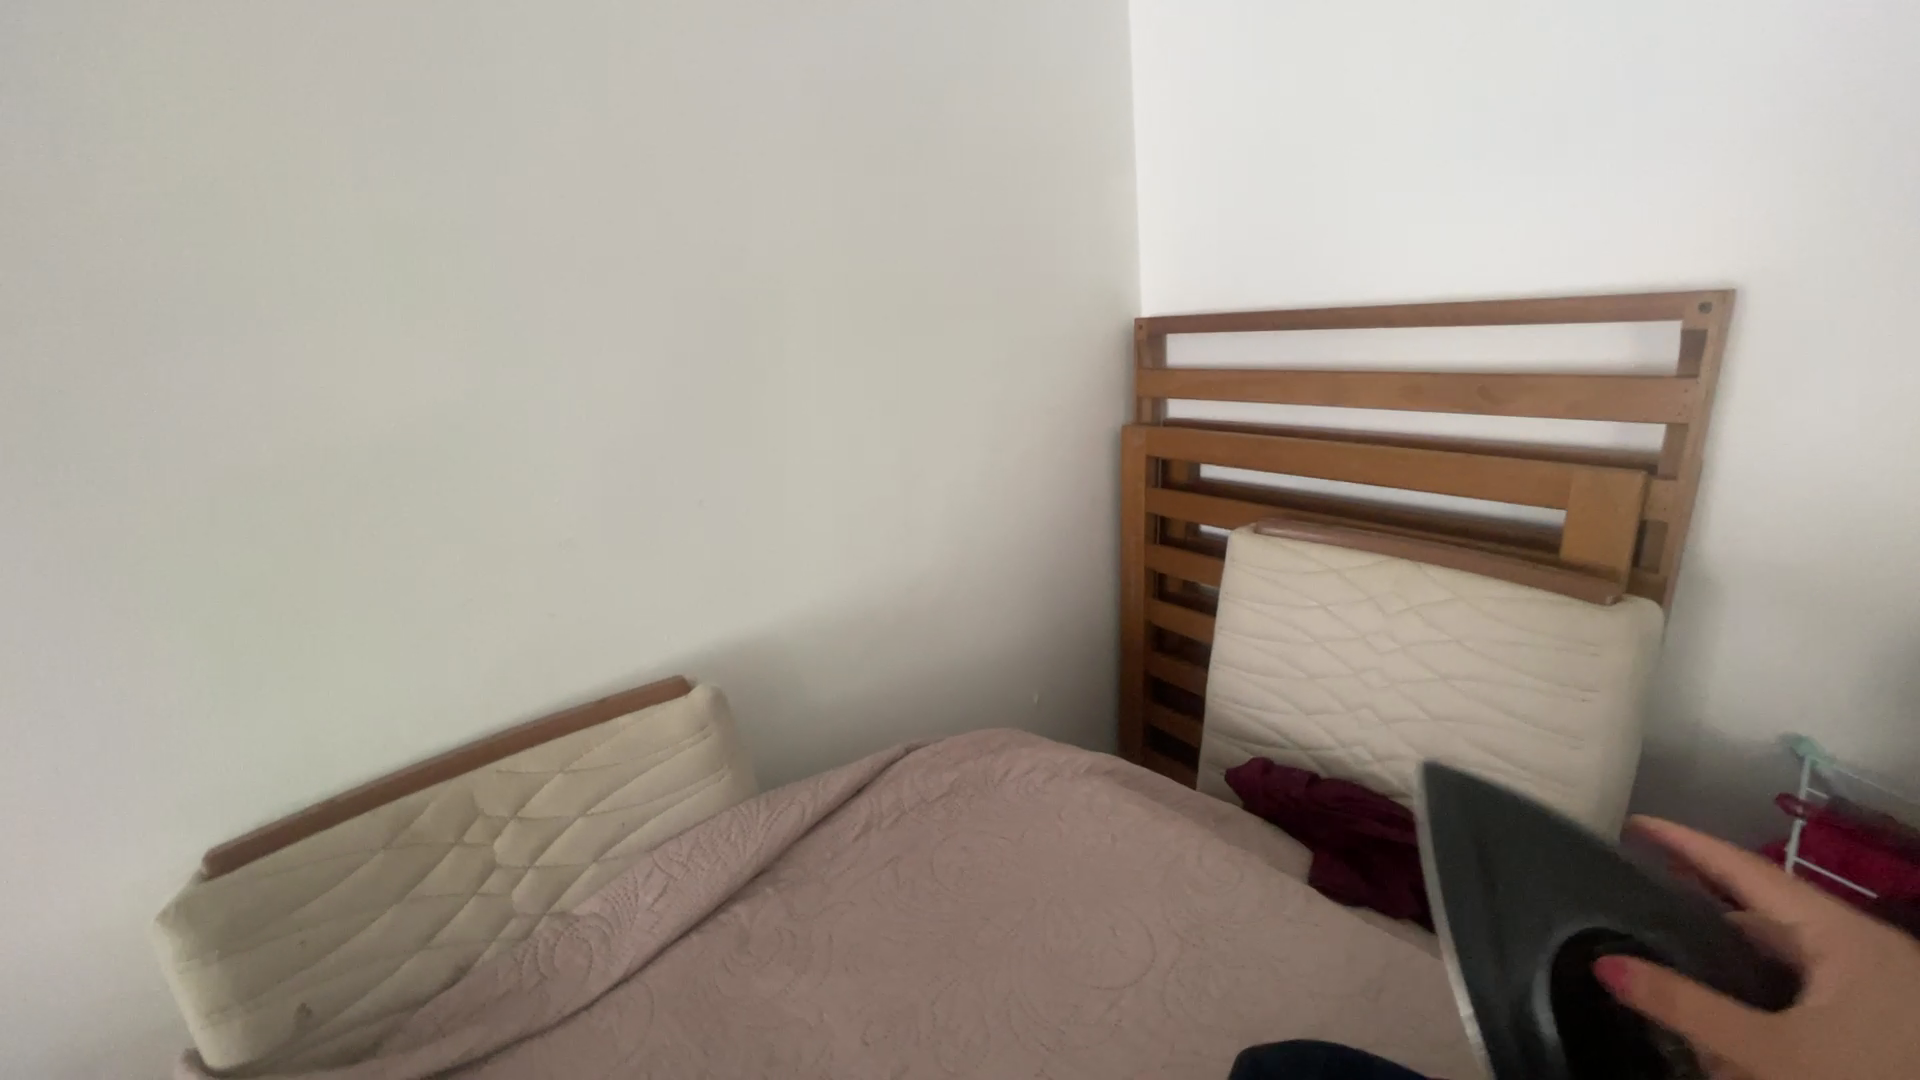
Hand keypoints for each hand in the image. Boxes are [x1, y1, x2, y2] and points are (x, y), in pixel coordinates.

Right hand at [1591, 816, 1919, 1079]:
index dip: (1685, 841)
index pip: (1745, 868)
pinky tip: (1736, 995)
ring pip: (1792, 944)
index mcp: (1842, 935)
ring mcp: (1887, 983)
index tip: (1633, 823)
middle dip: (1702, 889)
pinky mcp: (1893, 1017)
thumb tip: (1605, 965)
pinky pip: (1814, 976)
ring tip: (1675, 937)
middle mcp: (1867, 946)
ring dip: (1734, 940)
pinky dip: (1765, 973)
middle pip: (1766, 903)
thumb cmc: (1877, 1077)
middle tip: (1641, 878)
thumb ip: (1688, 1008)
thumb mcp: (1777, 1053)